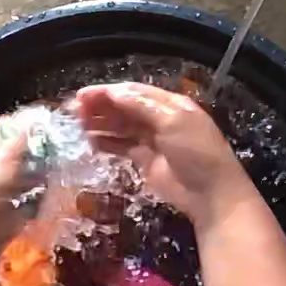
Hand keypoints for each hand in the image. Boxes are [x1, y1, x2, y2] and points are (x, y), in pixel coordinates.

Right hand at [70, 82, 256, 227]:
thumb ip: (141, 106)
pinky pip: (122, 146)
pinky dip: (107, 142)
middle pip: (125, 108)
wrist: (211, 194)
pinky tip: (90, 141)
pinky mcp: (146, 161)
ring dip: (101, 123)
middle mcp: (159, 118)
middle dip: (100, 107)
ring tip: (77, 124)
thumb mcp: (172, 121)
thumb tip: (113, 91)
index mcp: (169, 104)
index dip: (107, 92)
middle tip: (74, 111)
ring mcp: (152, 140)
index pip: (133, 92)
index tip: (82, 95)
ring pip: (121, 126)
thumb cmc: (195, 152)